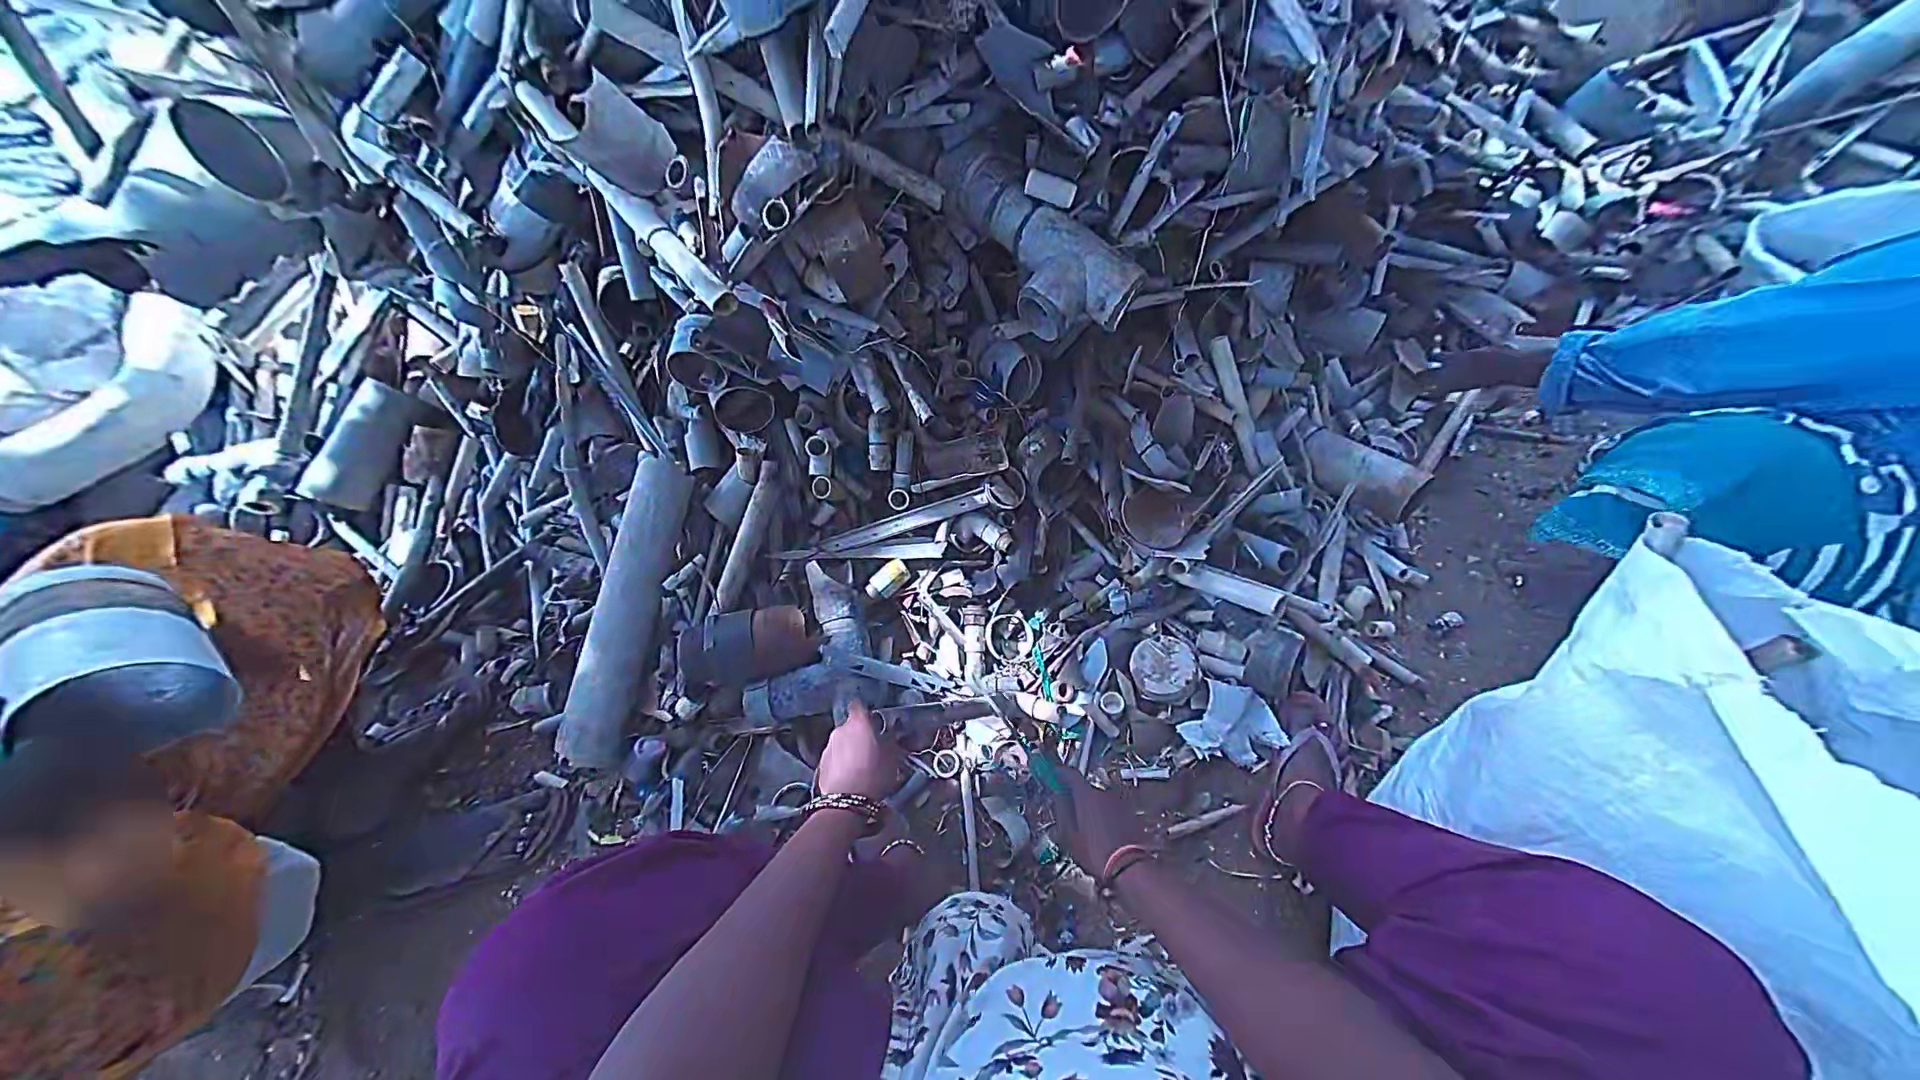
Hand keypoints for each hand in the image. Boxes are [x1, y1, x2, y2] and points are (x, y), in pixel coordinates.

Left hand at [815, 701, 897, 799]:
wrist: (847, 802)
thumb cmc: (874, 774)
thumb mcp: (892, 757)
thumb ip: (890, 740)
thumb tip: (888, 733)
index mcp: (858, 723)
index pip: (859, 706)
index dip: (865, 712)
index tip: (873, 721)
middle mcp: (840, 730)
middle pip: (850, 726)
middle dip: (859, 735)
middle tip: (871, 748)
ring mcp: (827, 747)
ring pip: (841, 742)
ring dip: (849, 749)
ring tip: (860, 765)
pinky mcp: (820, 765)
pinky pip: (834, 758)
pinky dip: (841, 763)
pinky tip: (849, 776)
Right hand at [1055, 768, 1147, 875]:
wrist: (1130, 868)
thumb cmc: (1095, 853)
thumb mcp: (1069, 835)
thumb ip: (1062, 810)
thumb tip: (1058, 795)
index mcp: (1086, 795)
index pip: (1071, 774)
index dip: (1061, 772)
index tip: (1054, 774)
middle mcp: (1104, 793)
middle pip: (1086, 788)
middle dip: (1076, 797)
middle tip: (1069, 812)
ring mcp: (1119, 803)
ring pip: (1099, 800)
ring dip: (1091, 808)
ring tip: (1086, 830)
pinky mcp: (1130, 814)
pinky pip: (1111, 810)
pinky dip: (1105, 817)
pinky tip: (1102, 835)